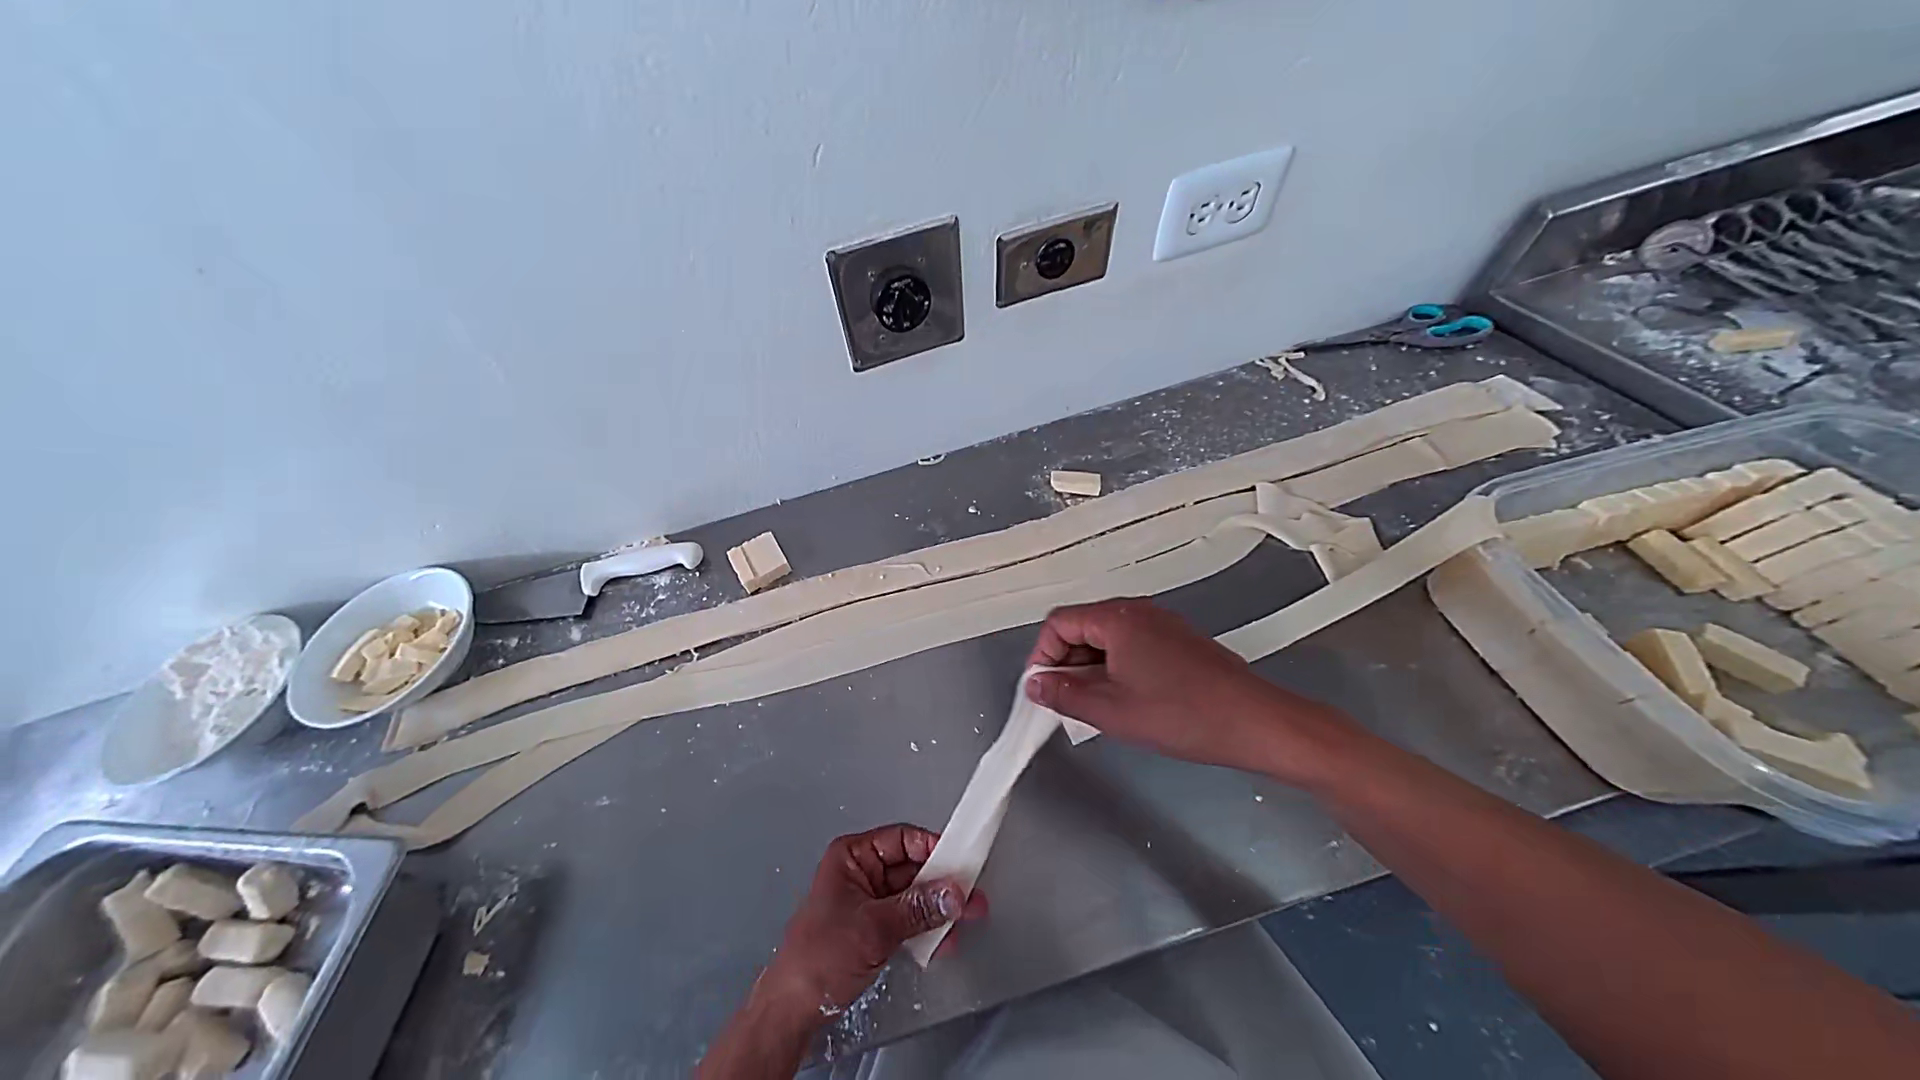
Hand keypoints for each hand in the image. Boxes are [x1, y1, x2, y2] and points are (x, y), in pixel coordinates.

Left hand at [762, 824, 983, 1015]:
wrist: (793, 1009)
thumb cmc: (815, 958)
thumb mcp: (874, 927)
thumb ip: (918, 909)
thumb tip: (951, 894)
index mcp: (852, 857)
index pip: (902, 839)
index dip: (932, 848)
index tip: (958, 860)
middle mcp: (862, 874)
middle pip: (912, 867)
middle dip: (941, 883)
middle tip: (968, 892)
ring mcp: (869, 901)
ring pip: (914, 895)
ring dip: (938, 908)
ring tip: (963, 917)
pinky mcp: (875, 927)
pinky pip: (909, 918)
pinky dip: (927, 927)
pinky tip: (943, 938)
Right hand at [1025, 598, 1356, 782]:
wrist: (1253, 722)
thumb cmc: (1187, 714)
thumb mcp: (1111, 711)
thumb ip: (1064, 695)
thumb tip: (1037, 685)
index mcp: (1117, 619)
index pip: (1058, 623)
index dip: (1043, 656)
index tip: (1043, 688)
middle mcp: (1138, 612)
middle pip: (1081, 626)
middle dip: (1066, 663)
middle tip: (1067, 701)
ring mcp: (1160, 624)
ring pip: (1105, 638)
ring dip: (1091, 669)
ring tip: (1098, 706)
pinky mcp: (1176, 641)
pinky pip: (1130, 646)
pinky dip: (1116, 668)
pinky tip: (1126, 700)